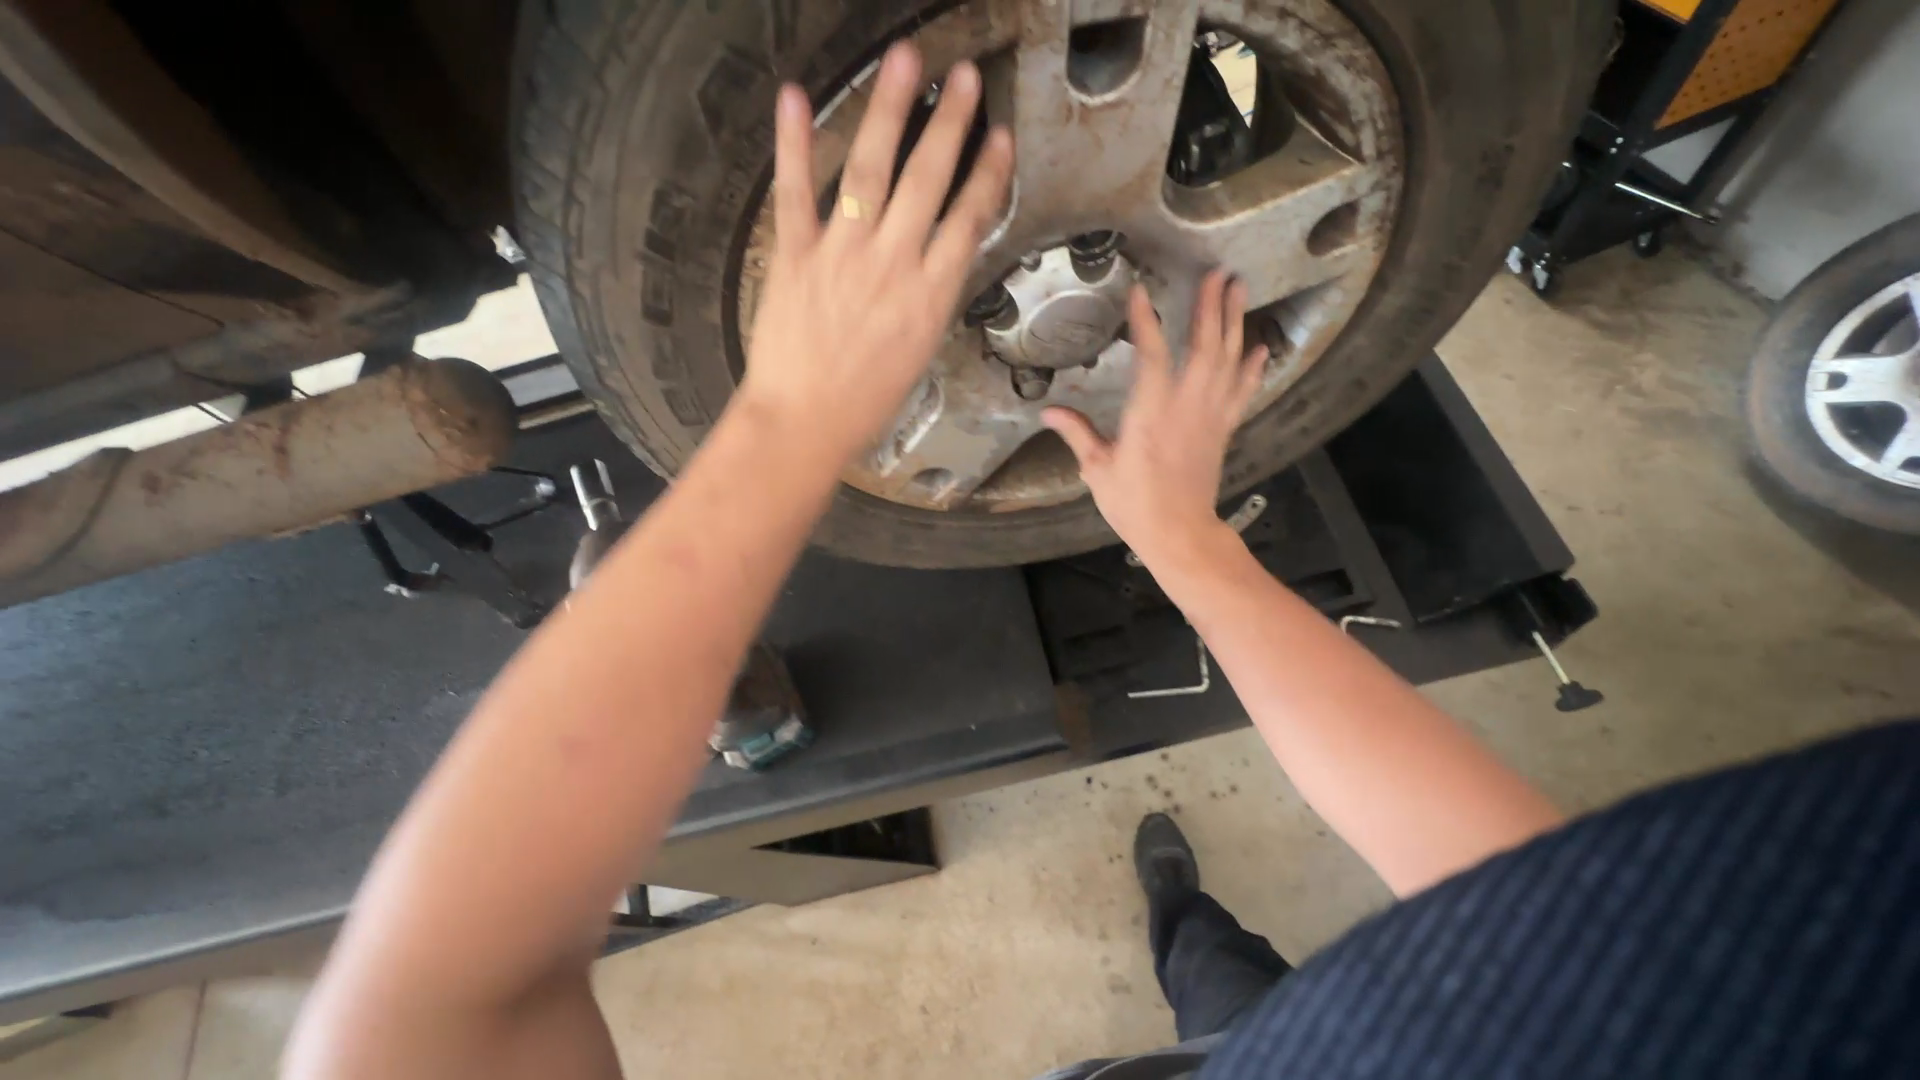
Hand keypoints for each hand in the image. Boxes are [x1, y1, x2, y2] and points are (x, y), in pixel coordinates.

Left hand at [734, 43, 1013, 461]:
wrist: (804, 424)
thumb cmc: (863, 402)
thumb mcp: (918, 354)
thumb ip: (929, 299)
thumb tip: (937, 260)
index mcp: (929, 296)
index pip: (968, 220)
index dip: (988, 175)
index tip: (1001, 141)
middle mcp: (891, 265)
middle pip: (927, 181)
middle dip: (951, 123)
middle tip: (967, 79)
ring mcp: (841, 256)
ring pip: (871, 171)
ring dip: (890, 111)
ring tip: (907, 62)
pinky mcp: (794, 257)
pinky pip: (795, 193)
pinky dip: (794, 143)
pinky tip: (797, 98)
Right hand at [1041, 271, 1268, 565]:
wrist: (1179, 532)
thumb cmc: (1134, 503)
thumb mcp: (1097, 469)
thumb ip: (1077, 434)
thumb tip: (1047, 412)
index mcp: (1150, 413)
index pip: (1151, 356)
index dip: (1146, 321)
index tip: (1139, 292)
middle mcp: (1186, 406)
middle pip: (1205, 347)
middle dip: (1212, 307)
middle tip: (1219, 272)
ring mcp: (1211, 416)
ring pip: (1229, 360)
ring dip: (1235, 323)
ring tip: (1240, 289)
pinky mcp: (1224, 429)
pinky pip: (1242, 391)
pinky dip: (1252, 367)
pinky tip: (1260, 347)